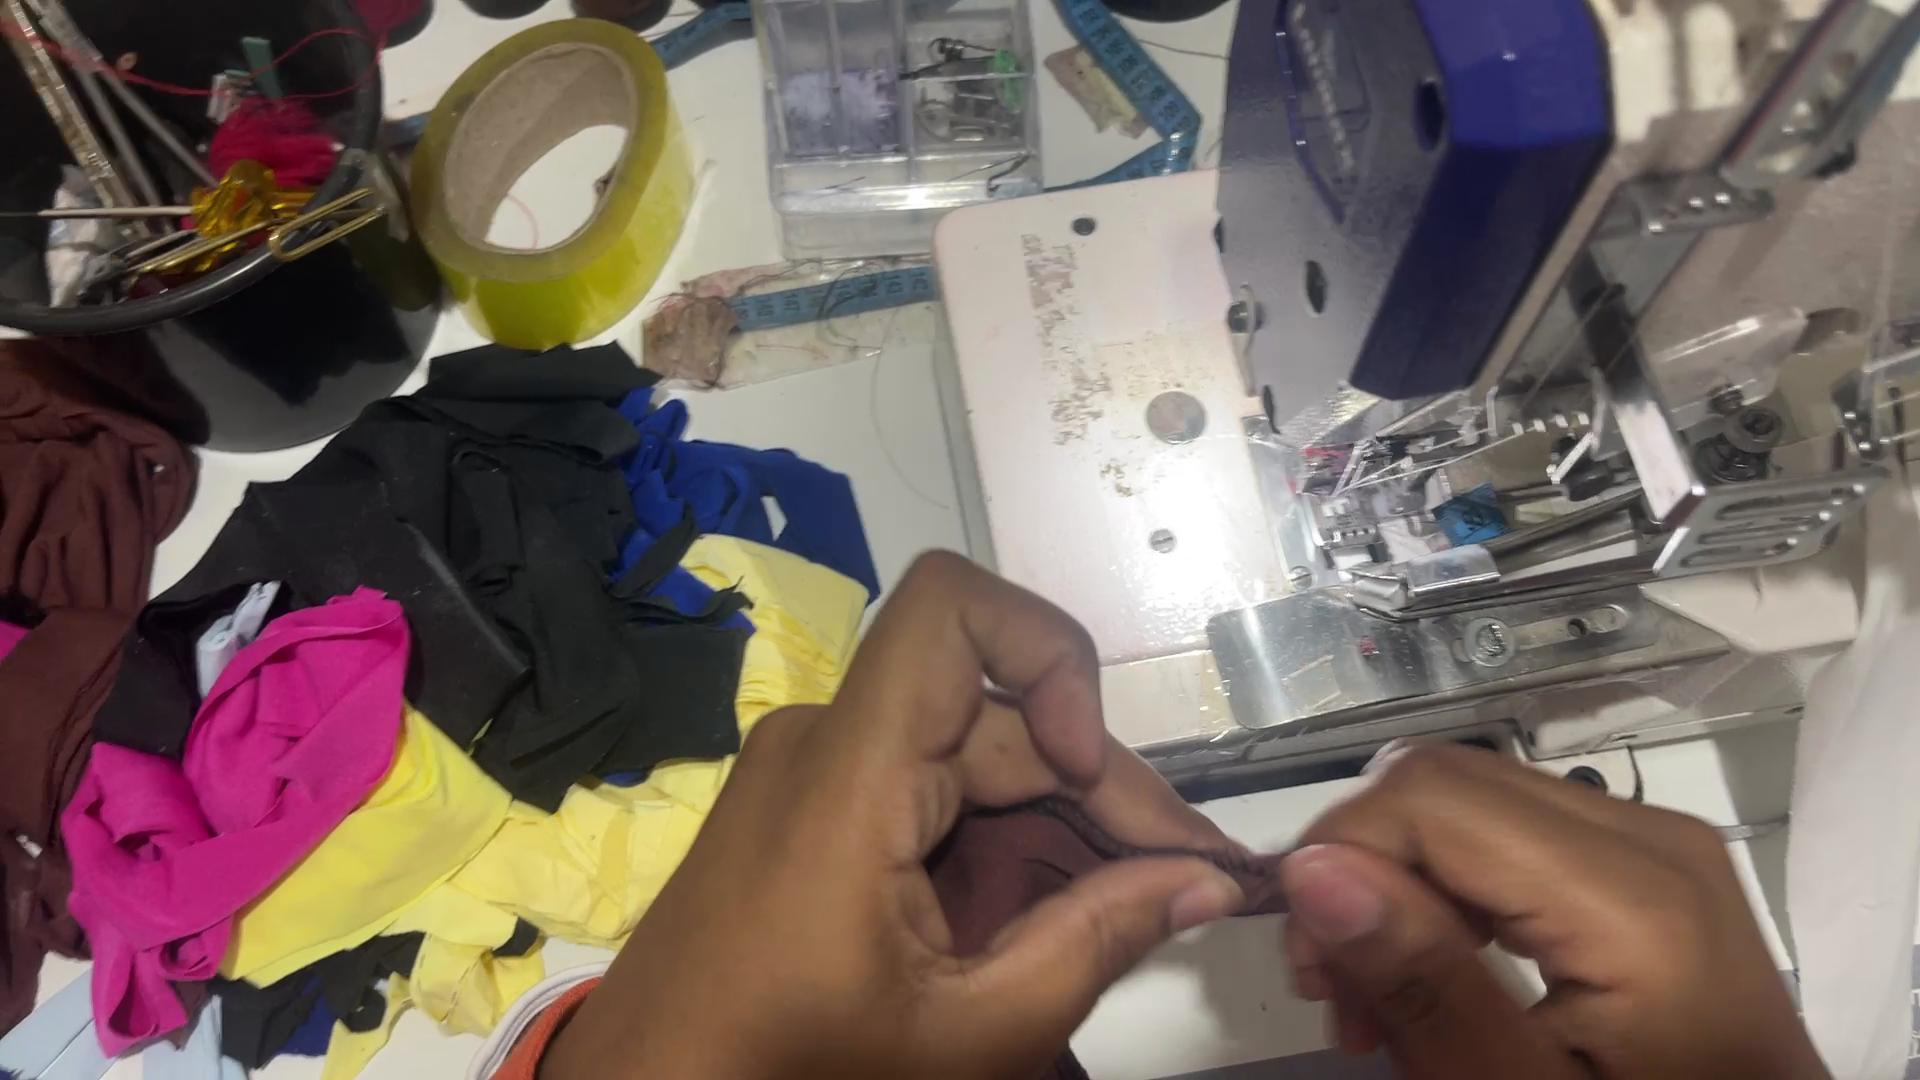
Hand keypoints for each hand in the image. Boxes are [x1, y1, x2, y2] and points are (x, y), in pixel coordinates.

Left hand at [542, 553, 1249, 1079]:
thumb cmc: (786, 1074)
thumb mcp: (962, 1036)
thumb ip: (1092, 945)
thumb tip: (1202, 881)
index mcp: (848, 770)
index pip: (947, 608)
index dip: (1044, 647)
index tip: (1087, 760)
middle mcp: (834, 734)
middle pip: (998, 705)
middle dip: (1100, 784)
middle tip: (1191, 871)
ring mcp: (828, 759)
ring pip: (982, 747)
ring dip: (1065, 816)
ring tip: (1144, 894)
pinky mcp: (831, 789)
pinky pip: (943, 780)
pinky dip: (1011, 831)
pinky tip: (1064, 894)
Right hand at [1279, 744, 1828, 1079]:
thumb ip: (1427, 990)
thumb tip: (1310, 869)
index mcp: (1639, 898)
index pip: (1424, 797)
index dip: (1338, 855)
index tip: (1314, 970)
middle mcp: (1644, 834)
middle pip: (1430, 783)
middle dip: (1355, 868)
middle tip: (1338, 985)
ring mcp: (1639, 837)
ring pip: (1443, 795)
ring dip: (1383, 879)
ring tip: (1376, 990)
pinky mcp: (1622, 854)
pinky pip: (1481, 822)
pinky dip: (1428, 882)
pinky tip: (1427, 961)